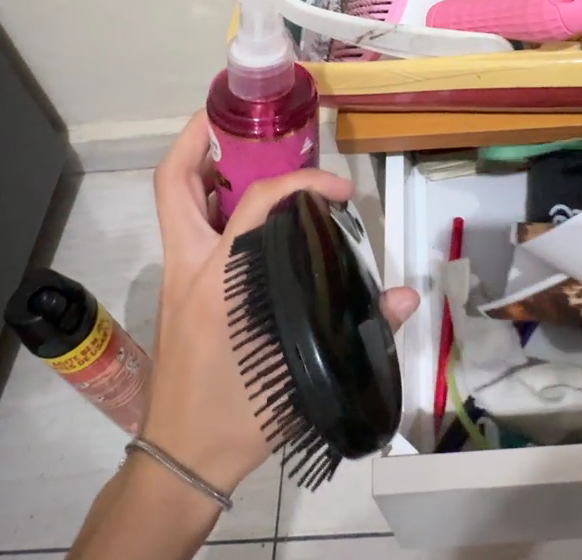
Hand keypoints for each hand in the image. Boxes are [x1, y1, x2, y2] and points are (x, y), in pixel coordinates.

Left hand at [140, 113, 418, 493]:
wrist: (180, 460)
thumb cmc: (238, 417)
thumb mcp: (304, 376)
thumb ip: (358, 331)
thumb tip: (407, 297)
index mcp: (217, 283)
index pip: (255, 205)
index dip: (298, 181)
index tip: (334, 187)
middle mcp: (188, 267)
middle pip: (174, 183)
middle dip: (200, 139)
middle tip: (244, 121)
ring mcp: (175, 277)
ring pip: (174, 201)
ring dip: (206, 169)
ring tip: (252, 156)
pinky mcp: (176, 289)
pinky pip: (185, 225)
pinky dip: (210, 202)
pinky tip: (248, 210)